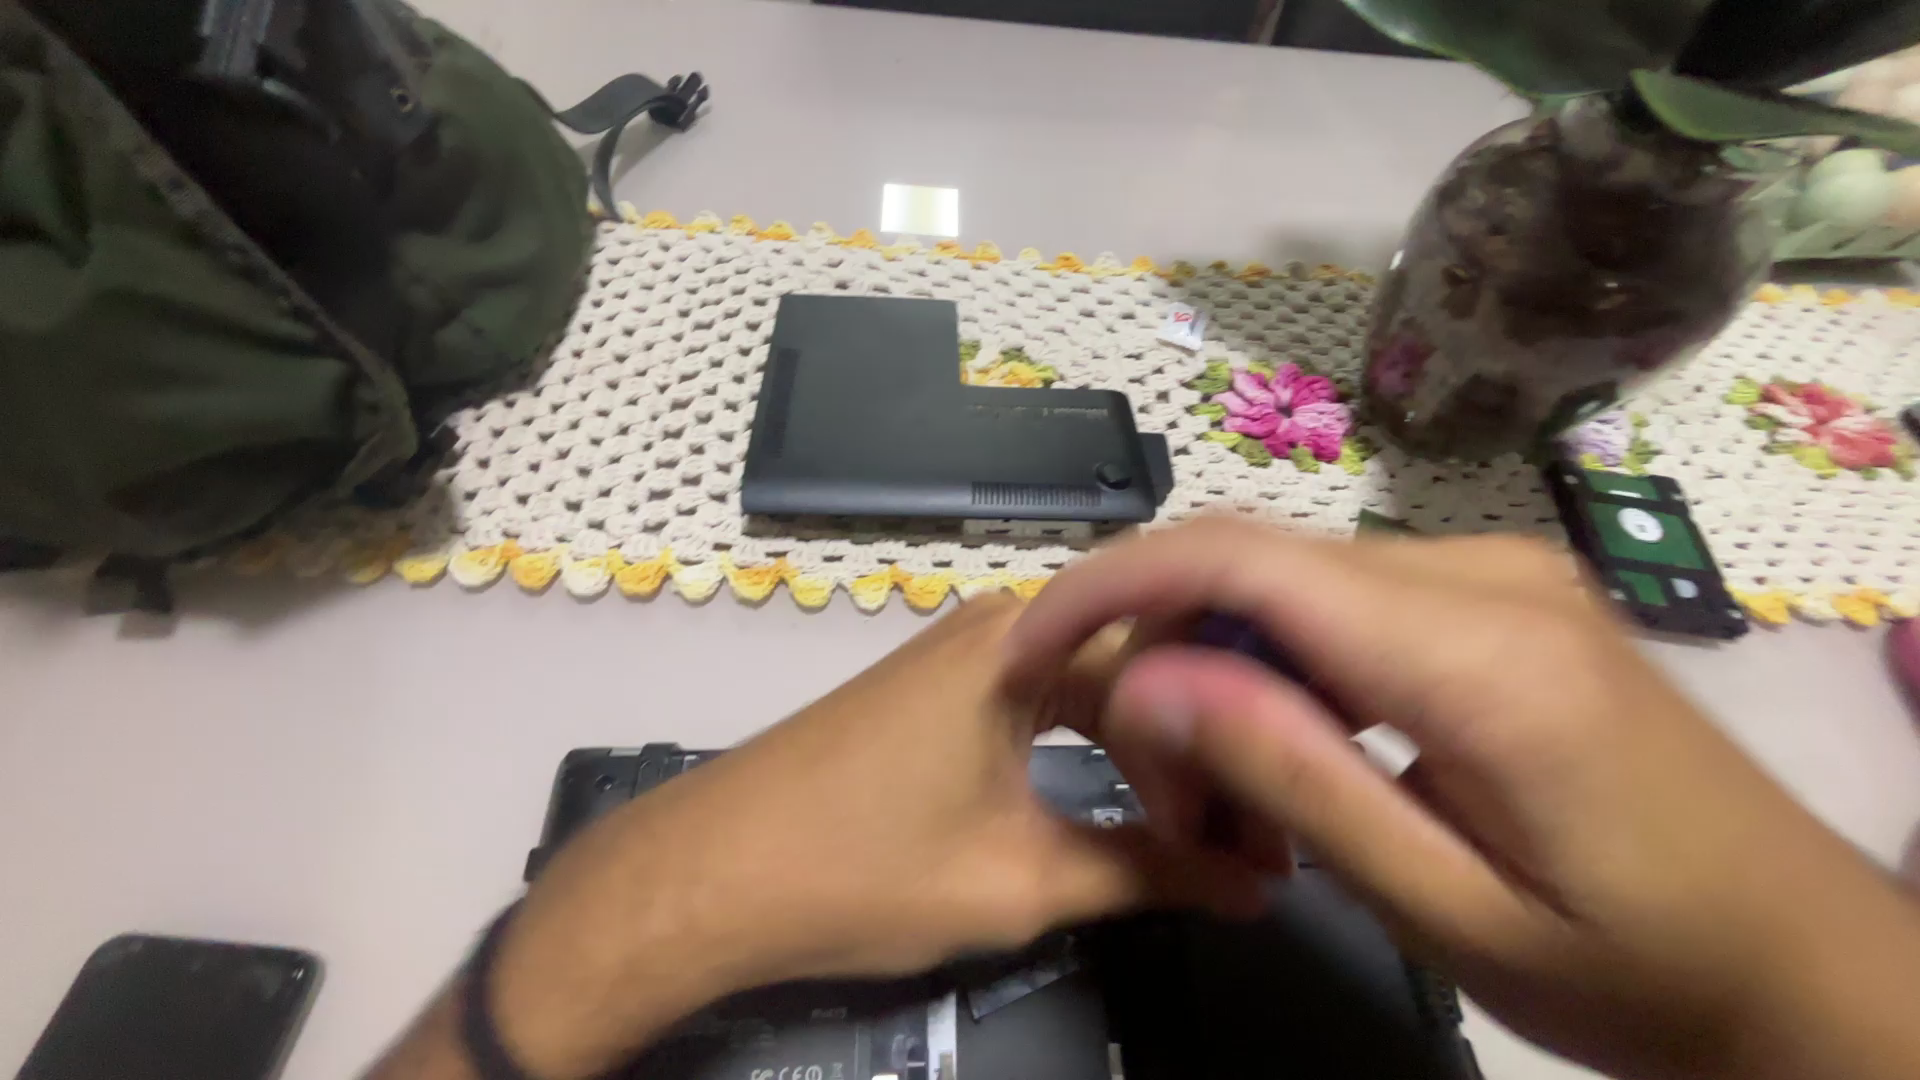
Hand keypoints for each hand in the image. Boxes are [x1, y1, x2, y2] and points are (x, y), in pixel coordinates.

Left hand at [482, 594, 1259, 1079]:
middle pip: (1133, 669)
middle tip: (1246, 834)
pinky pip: (1040, 694)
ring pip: (1088, 683)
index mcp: (1025, 642)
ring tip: (1193, 824)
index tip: (1272, 833)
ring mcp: (965, 650)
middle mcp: (1001, 622)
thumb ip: (1146, 873)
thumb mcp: (1020, 879)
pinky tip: (1118, 790)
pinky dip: (1085, 742)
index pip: (1169, 675)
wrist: (711, 871)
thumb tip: (1253, 886)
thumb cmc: (863, 867)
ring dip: (1141, 747)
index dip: (1229, 756)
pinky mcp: (940, 684)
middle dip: (1192, 748)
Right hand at [1007, 518, 1919, 1079]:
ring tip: (1224, 798)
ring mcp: (1481, 569)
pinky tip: (1283, 752)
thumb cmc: (1640, 972)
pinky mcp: (1478, 591)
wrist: (1818, 972)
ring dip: (1209, 670)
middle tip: (1161, 796)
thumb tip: (1149, 678)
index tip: (1029, 649)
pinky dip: (1264, 667)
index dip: (1109, 587)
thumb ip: (1293, 777)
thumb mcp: (1444, 909)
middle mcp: (1474, 570)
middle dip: (1155, 658)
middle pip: (1241, 564)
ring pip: (1270, 580)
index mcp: (1476, 653)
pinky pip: (1321, 600)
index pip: (1238, 557)